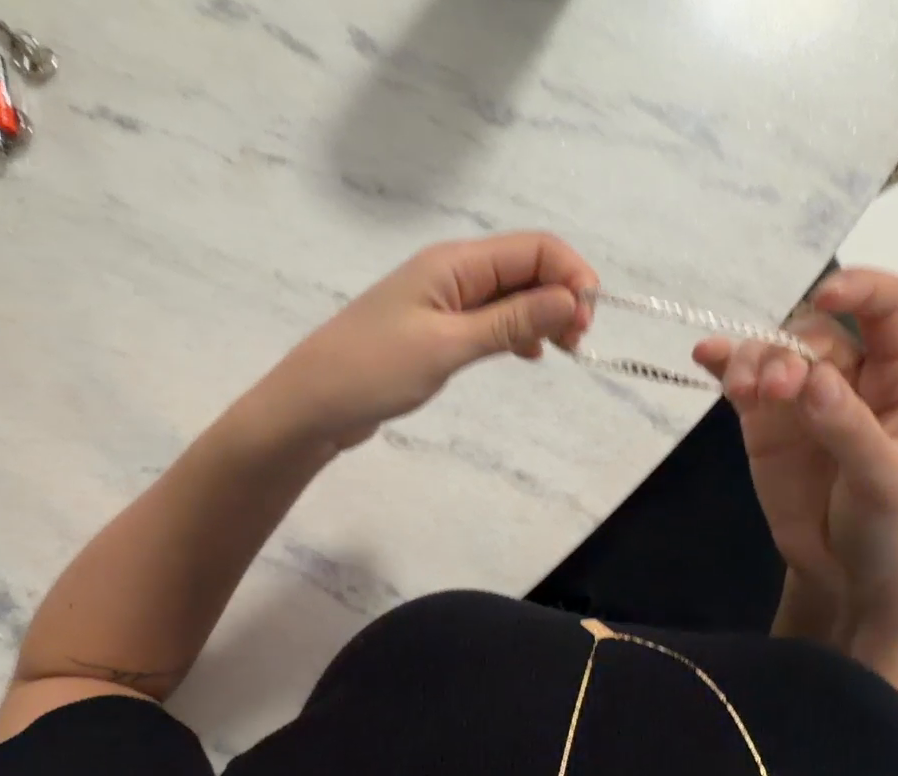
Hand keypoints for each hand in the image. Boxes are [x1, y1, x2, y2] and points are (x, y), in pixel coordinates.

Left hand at [254, 232, 597, 450]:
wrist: (311, 405)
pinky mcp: (433, 333)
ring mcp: (441, 303)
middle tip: (575, 344)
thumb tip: (571, 298)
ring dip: (539, 316)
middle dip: (559, 296)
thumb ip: (510, 321)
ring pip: (507, 296)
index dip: (570, 275)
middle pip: (523, 268)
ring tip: (558, 352)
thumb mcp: (448, 346)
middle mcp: (451, 274)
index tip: (585, 321)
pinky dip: (512, 333)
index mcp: (454, 263)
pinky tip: (527, 355)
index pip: (532, 248)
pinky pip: (487, 321)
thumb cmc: (374, 371)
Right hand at [692, 268, 897, 628]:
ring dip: (751, 360)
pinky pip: (740, 381)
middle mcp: (852, 377)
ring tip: (742, 393)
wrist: (848, 574)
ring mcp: (803, 398)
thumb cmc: (892, 526)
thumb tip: (811, 381)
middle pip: (815, 331)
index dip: (860, 291)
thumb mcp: (886, 482)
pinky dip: (722, 365)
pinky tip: (704, 357)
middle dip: (791, 351)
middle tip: (775, 391)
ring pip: (772, 352)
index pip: (888, 308)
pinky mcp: (764, 422)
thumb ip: (851, 430)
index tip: (825, 298)